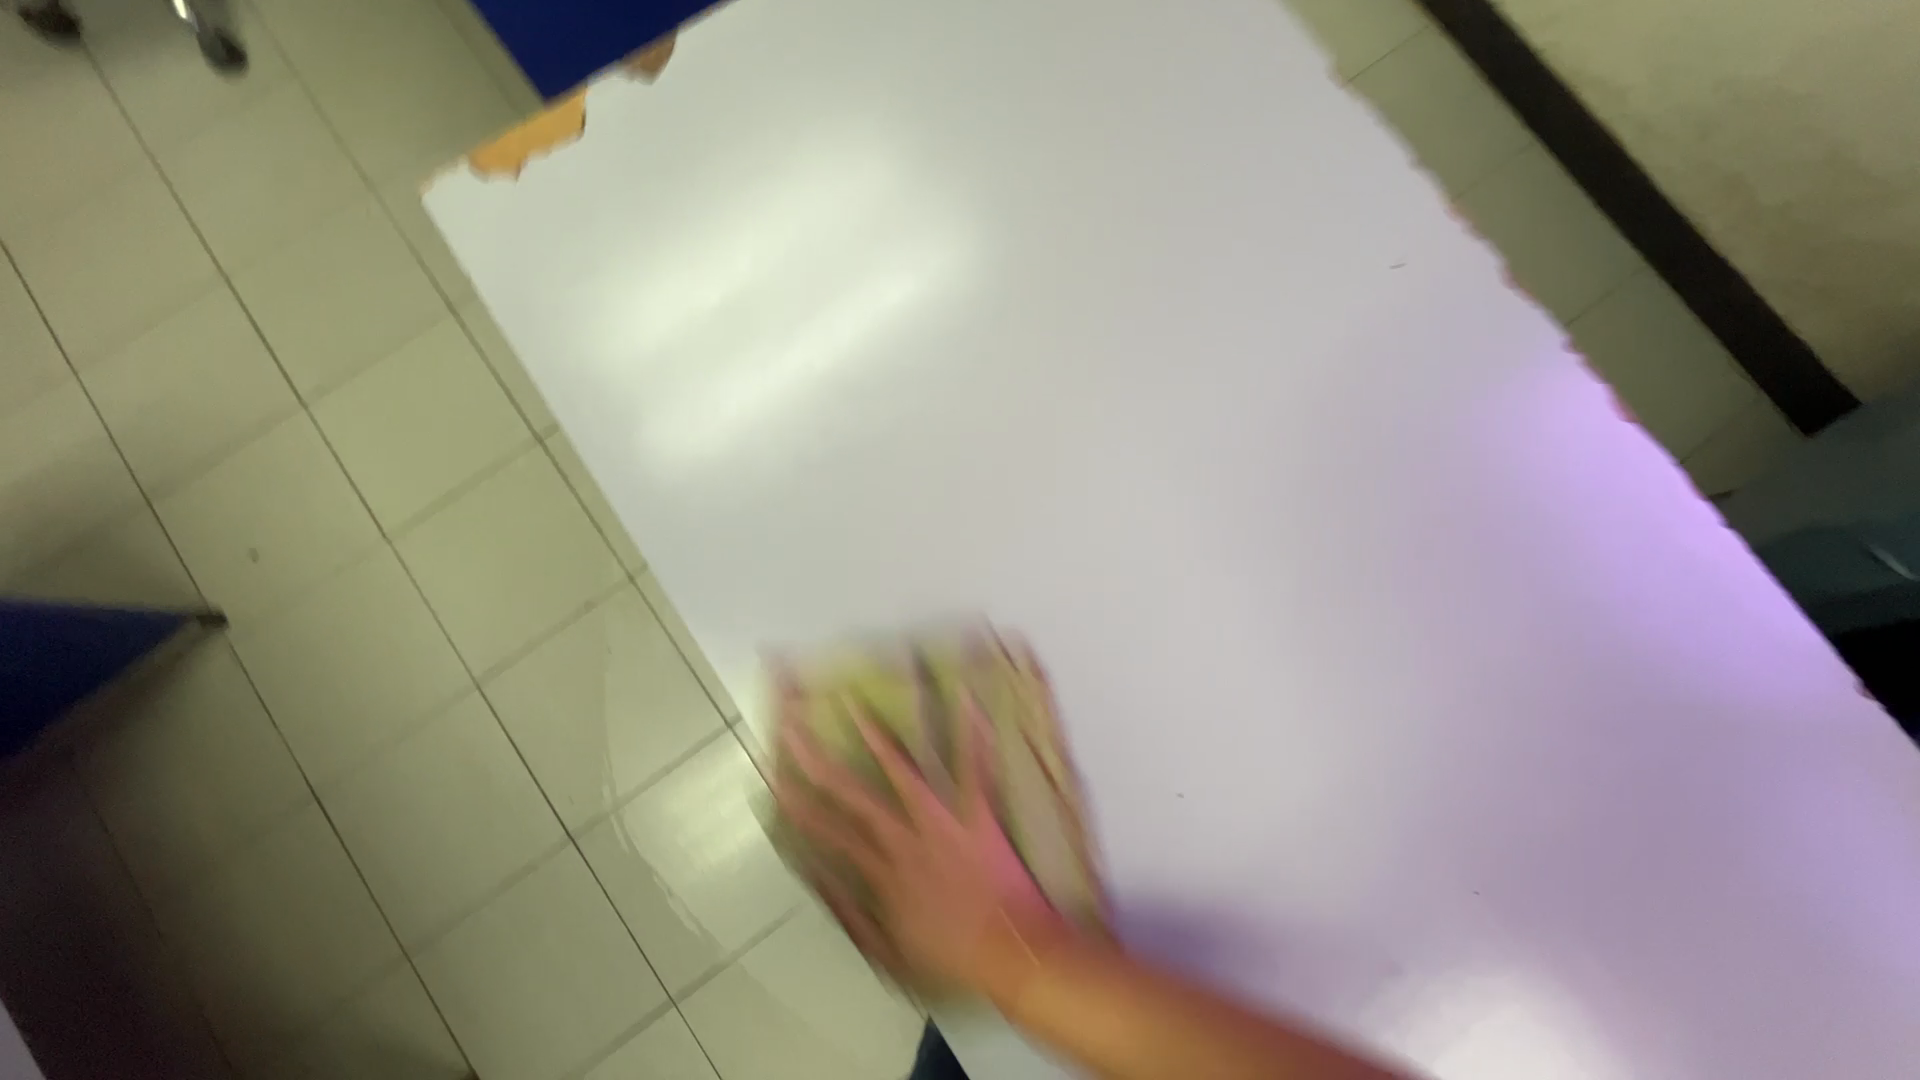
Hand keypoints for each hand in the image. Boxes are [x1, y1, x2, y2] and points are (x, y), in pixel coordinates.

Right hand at [772, 678, 1066, 995]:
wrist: (1009, 953)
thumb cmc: (952, 956)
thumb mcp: (888, 951)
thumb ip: (850, 913)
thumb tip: (819, 879)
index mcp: (881, 872)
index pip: (828, 832)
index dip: (798, 804)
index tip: (774, 775)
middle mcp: (903, 840)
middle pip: (852, 796)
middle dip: (818, 761)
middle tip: (792, 728)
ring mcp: (941, 823)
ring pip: (903, 774)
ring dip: (877, 738)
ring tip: (855, 705)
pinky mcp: (979, 816)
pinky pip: (975, 770)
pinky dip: (973, 735)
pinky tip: (968, 699)